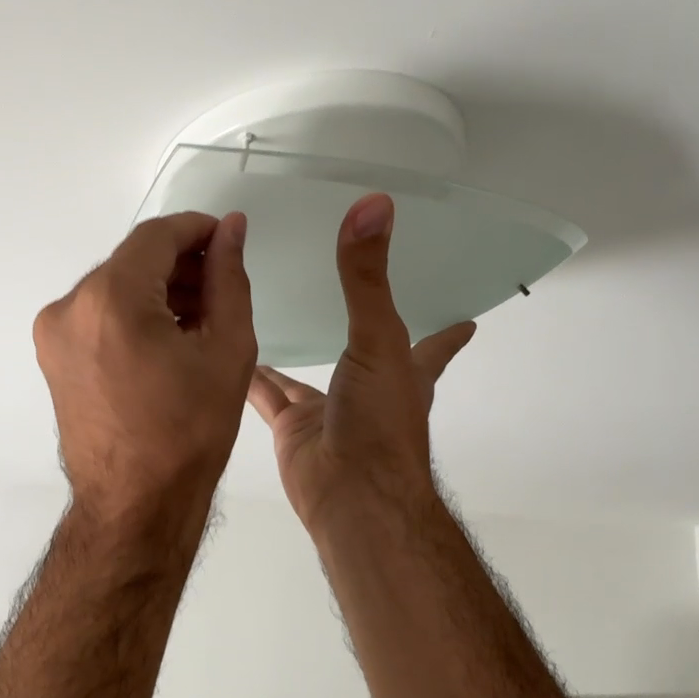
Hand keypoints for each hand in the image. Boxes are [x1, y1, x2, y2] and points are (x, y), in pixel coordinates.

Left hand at [35, 212, 255, 519]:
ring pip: (112, 290)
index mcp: (109, 299)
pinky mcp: (52, 361)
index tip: (227, 241)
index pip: (156, 237)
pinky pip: (96, 319)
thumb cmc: (189, 432)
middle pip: (131, 262)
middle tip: (220, 287)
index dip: (197, 231)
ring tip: (199, 319)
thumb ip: (228, 278)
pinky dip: (130, 318)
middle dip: (177, 266)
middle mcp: (69, 308)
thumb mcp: (226, 349)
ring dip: (154, 293)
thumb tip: (231, 230)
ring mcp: (53, 336)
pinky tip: (165, 340)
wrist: (135, 504)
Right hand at [246, 193, 475, 529]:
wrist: (351, 494)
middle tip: (332, 299)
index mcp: (404, 373)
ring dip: (289, 356)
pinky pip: (266, 397)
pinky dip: (251, 379)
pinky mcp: (291, 430)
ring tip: (268, 320)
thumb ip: (367, 278)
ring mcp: (328, 413)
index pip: (435, 345)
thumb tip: (372, 203)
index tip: (468, 318)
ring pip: (304, 376)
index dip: (449, 332)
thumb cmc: (379, 422)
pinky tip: (230, 357)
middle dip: (353, 333)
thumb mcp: (378, 340)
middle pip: (360, 354)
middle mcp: (367, 391)